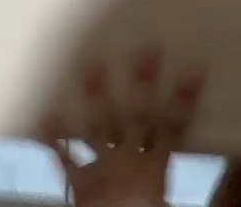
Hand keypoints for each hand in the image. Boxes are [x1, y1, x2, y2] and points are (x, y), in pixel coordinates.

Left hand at [39, 48, 207, 206]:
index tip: (195, 68)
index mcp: (154, 167)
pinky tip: (44, 116)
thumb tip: (196, 161)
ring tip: (92, 64)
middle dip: (143, 82)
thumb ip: (169, 171)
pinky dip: (53, 139)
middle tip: (147, 49)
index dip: (185, 98)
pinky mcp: (79, 181)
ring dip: (96, 96)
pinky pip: (63, 159)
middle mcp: (128, 159)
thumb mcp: (165, 199)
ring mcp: (101, 167)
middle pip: (138, 115)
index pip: (174, 127)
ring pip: (99, 127)